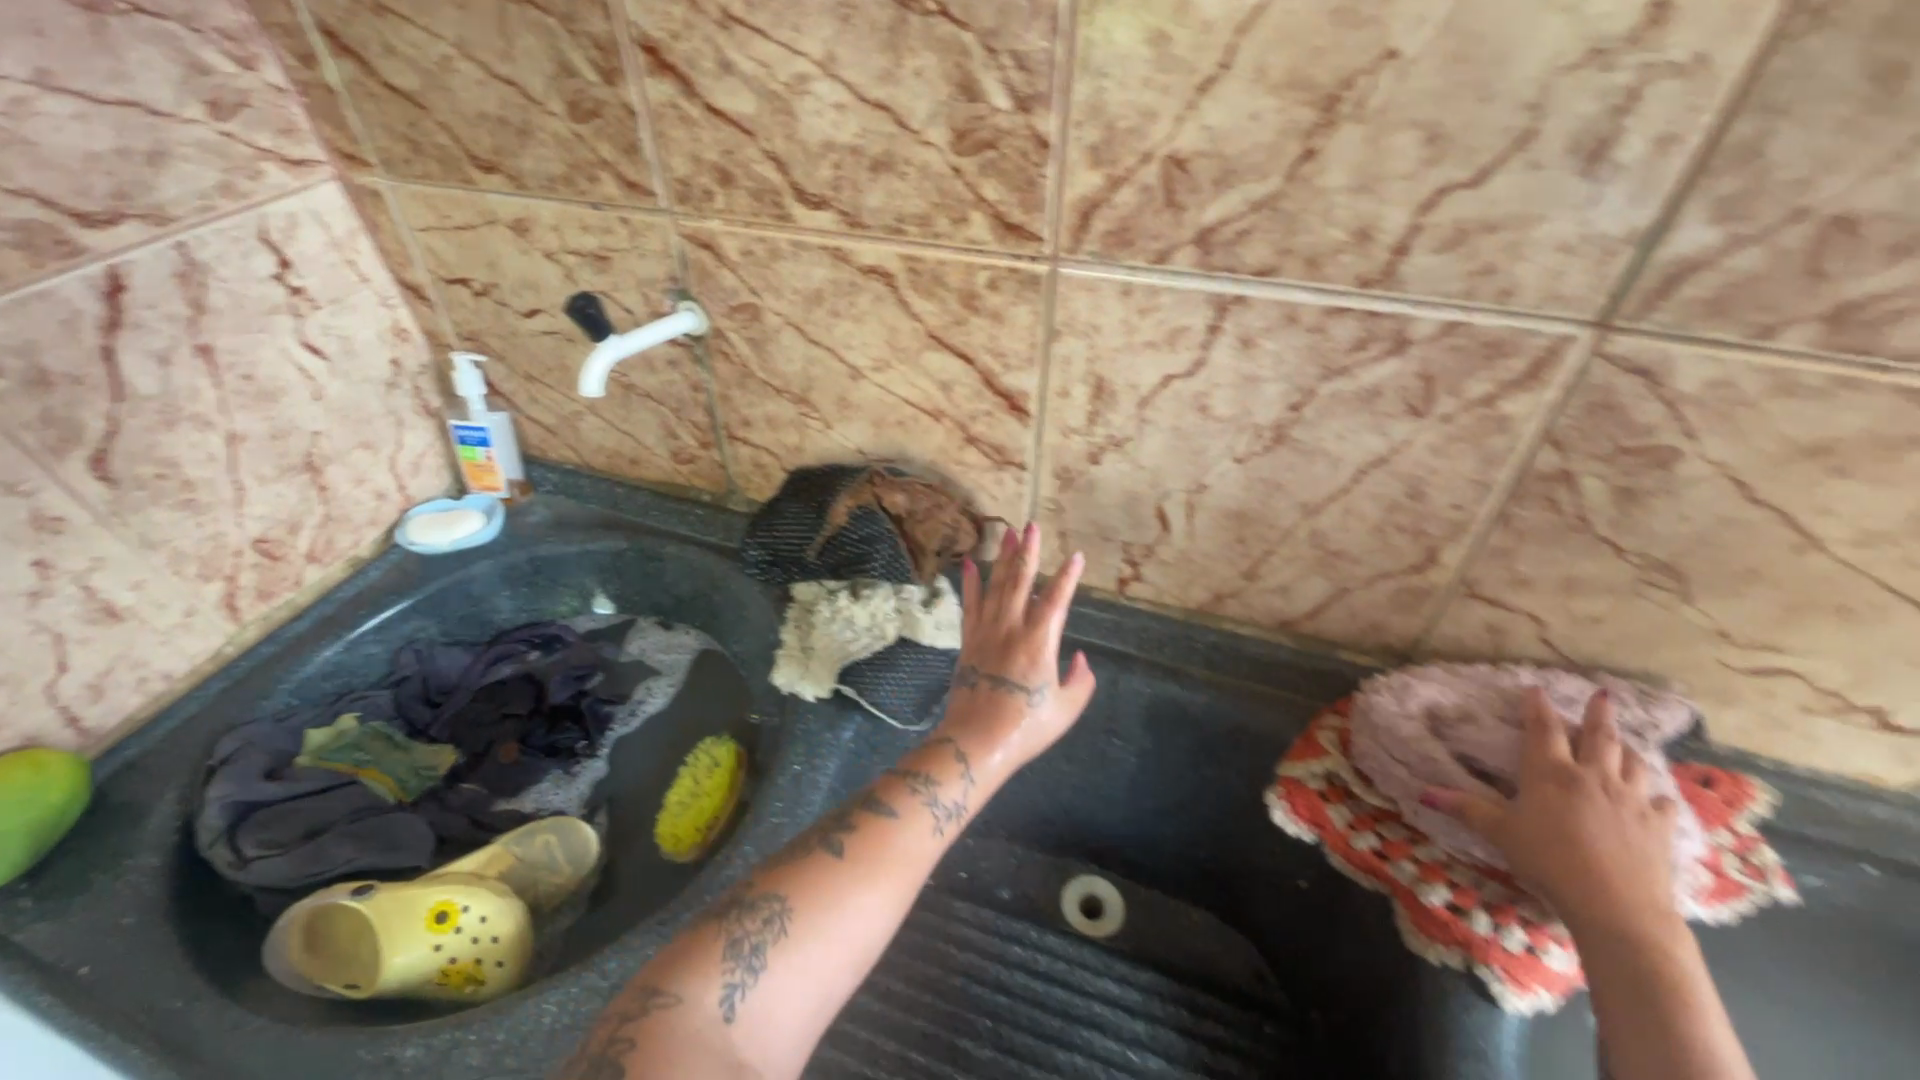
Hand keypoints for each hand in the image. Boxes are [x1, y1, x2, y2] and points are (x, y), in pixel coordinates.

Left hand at [942, 522, 1095, 768]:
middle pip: (1020, 581)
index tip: (1076, 557)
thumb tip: (1079, 658)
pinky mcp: (968, 641)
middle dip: (1028, 551)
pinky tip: (970, 564)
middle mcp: (1011, 628)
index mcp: (1039, 642)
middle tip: (1031, 525)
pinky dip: (970, 583)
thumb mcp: (1066, 709)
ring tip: (1007, 532)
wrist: (977, 741)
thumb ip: (1080, 681)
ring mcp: (986, 632)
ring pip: (995, 586)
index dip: (1068, 577)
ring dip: (1002, 558)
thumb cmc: (1026, 728)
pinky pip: (969, 605)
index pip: (1056, 599)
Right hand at [1422, 687, 1681, 940]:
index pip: (1542, 729)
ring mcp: (1632, 799)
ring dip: (1628, 748)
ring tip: (1625, 742)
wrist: (1615, 903)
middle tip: (1602, 695)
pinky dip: (1656, 795)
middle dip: (1598, 713)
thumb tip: (1425, 793)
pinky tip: (1655, 798)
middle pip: (1599, 736)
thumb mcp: (1500, 834)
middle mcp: (1593, 776)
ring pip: (1634, 762)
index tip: (1535, 689)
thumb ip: (1467, 809)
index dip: (1537, 706)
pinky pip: (1661, 802)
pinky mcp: (1659, 825)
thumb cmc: (1548, 861)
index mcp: (1551, 773)